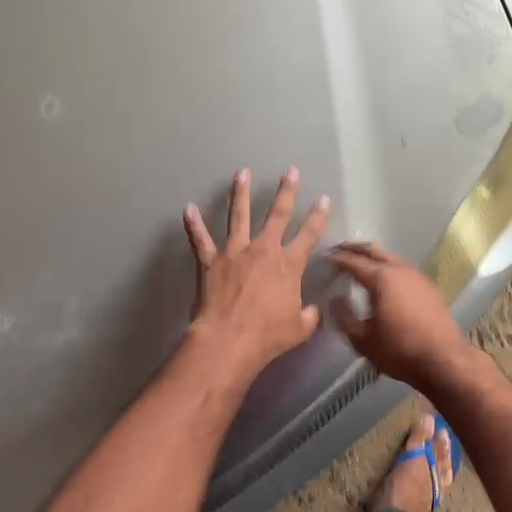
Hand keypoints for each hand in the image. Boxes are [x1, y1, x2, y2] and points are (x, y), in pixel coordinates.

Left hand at [182, 167, 328, 376]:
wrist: (228, 340)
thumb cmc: (267, 336)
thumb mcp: (299, 328)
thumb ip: (309, 315)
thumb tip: (314, 310)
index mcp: (288, 264)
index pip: (309, 234)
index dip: (318, 215)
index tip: (323, 197)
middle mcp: (263, 250)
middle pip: (278, 214)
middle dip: (286, 191)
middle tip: (290, 170)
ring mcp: (235, 252)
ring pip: (239, 216)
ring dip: (240, 193)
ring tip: (241, 172)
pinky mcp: (211, 261)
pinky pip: (200, 240)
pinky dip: (193, 225)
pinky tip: (188, 209)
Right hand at [327, 241, 475, 386]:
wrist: (444, 359)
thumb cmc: (400, 350)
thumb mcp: (363, 340)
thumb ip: (344, 318)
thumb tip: (334, 300)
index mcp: (381, 278)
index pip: (353, 261)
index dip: (336, 258)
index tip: (323, 256)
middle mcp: (399, 269)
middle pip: (373, 249)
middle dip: (354, 247)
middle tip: (338, 249)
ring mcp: (416, 275)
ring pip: (389, 256)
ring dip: (372, 255)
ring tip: (358, 262)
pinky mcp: (427, 285)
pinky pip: (401, 266)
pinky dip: (387, 265)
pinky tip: (383, 278)